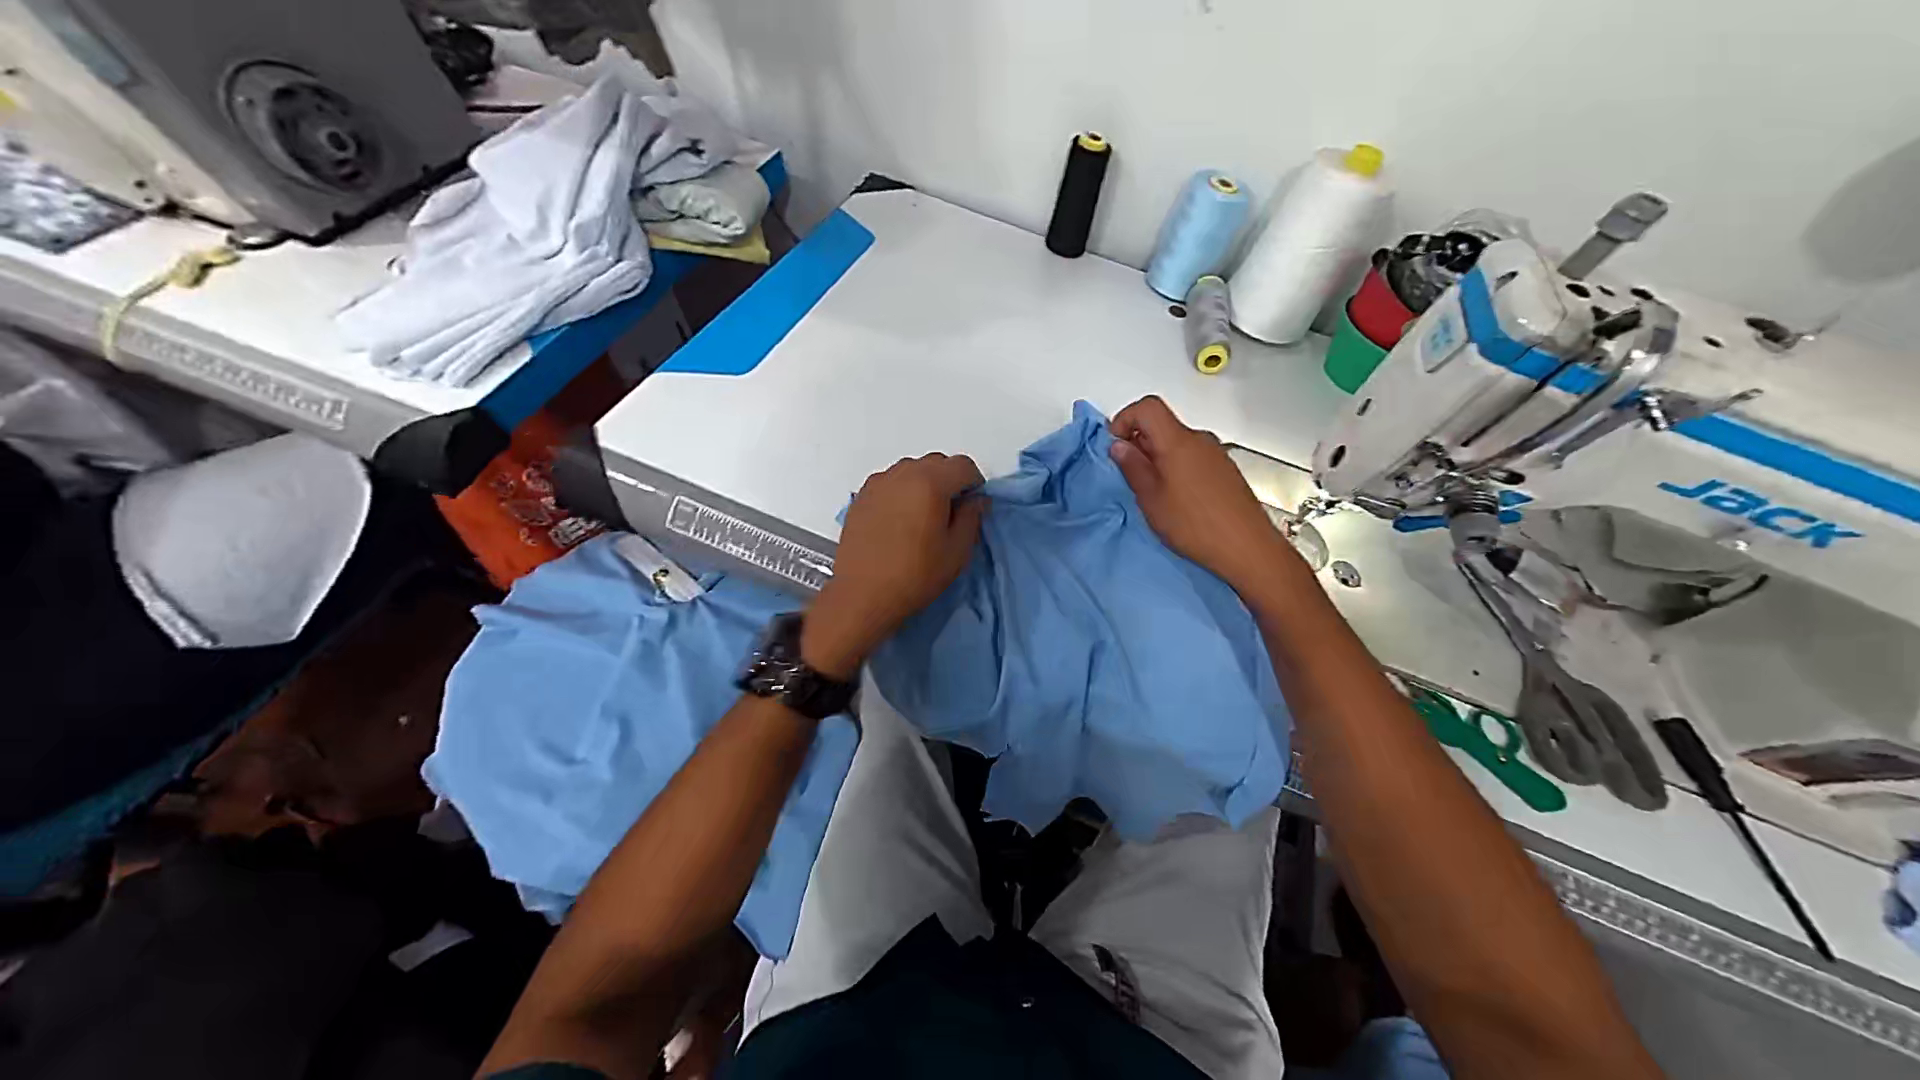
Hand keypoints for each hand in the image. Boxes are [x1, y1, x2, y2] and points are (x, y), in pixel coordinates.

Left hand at [801, 453, 986, 678]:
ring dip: (924, 485)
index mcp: (930, 482)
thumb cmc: (915, 575)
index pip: (964, 465)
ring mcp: (878, 483)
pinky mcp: (861, 497)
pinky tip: (900, 522)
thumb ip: (971, 517)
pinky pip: (890, 483)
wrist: (863, 595)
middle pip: (936, 463)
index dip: (974, 484)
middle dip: (949, 481)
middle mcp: (902, 474)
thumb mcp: (957, 551)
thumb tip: (976, 500)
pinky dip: (901, 493)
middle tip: (950, 514)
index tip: (972, 507)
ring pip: (911, 471)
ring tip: (922, 519)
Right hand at [1109, 395, 1291, 589]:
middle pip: (1162, 424)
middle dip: (1139, 443)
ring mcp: (1216, 454)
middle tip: (1129, 475)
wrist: (1247, 548)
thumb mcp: (1151, 498)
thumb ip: (1132, 466)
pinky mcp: (1226, 470)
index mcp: (1178, 441)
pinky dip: (1176, 467)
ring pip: (1177, 443)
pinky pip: (1193, 457)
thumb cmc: (1193, 524)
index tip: (1116, 447)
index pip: (1147, 407)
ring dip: (1158, 458)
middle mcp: (1200, 440)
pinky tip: (1177, 499)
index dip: (1124, 419)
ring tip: (1153, 493)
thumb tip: (1118, 445)